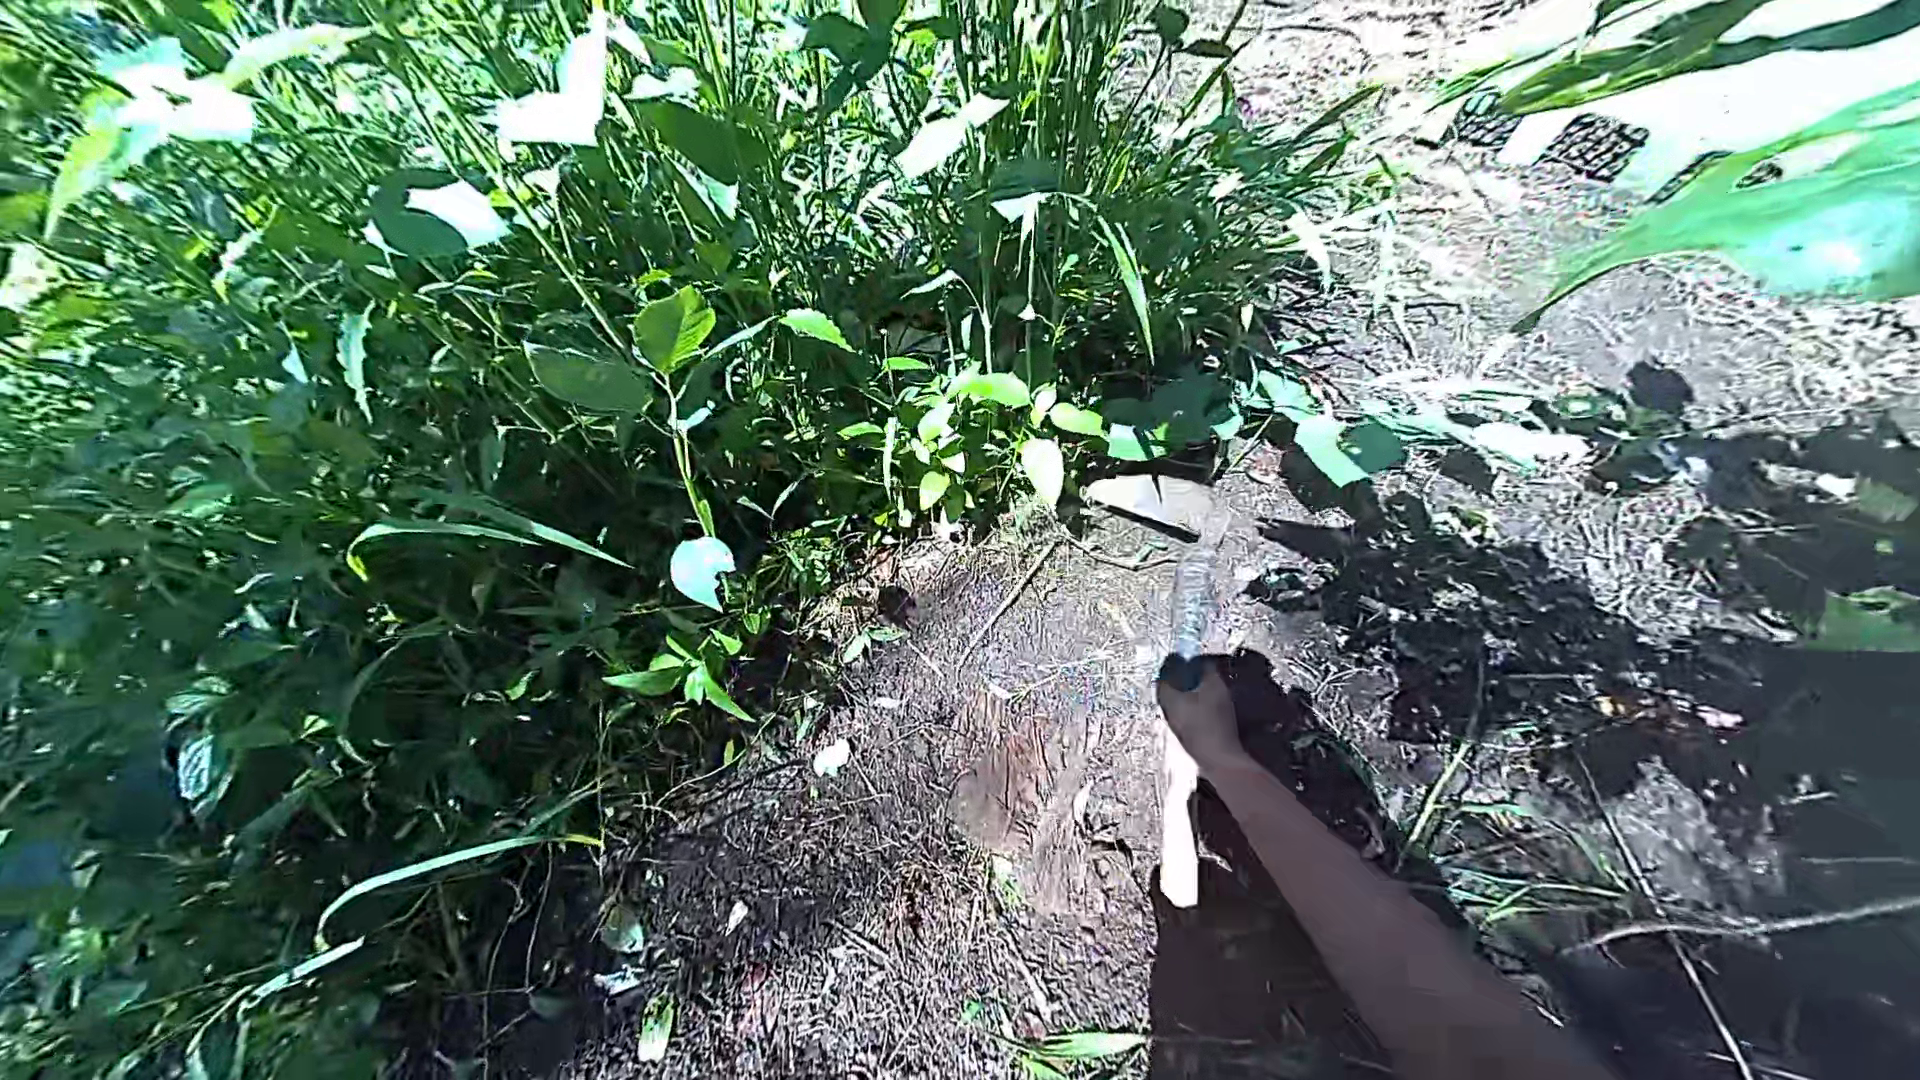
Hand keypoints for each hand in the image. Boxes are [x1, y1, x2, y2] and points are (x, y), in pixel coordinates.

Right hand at [1155, 656, 1244, 772]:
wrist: (1219, 760)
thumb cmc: (1196, 727)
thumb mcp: (1172, 702)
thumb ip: (1165, 685)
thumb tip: (1162, 674)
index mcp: (1214, 682)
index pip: (1200, 662)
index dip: (1184, 662)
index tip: (1170, 668)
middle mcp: (1223, 692)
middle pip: (1202, 678)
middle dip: (1185, 680)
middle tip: (1168, 685)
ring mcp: (1225, 709)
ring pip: (1203, 694)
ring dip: (1189, 696)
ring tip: (1173, 704)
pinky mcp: (1223, 724)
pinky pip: (1205, 709)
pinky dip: (1194, 710)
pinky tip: (1183, 720)